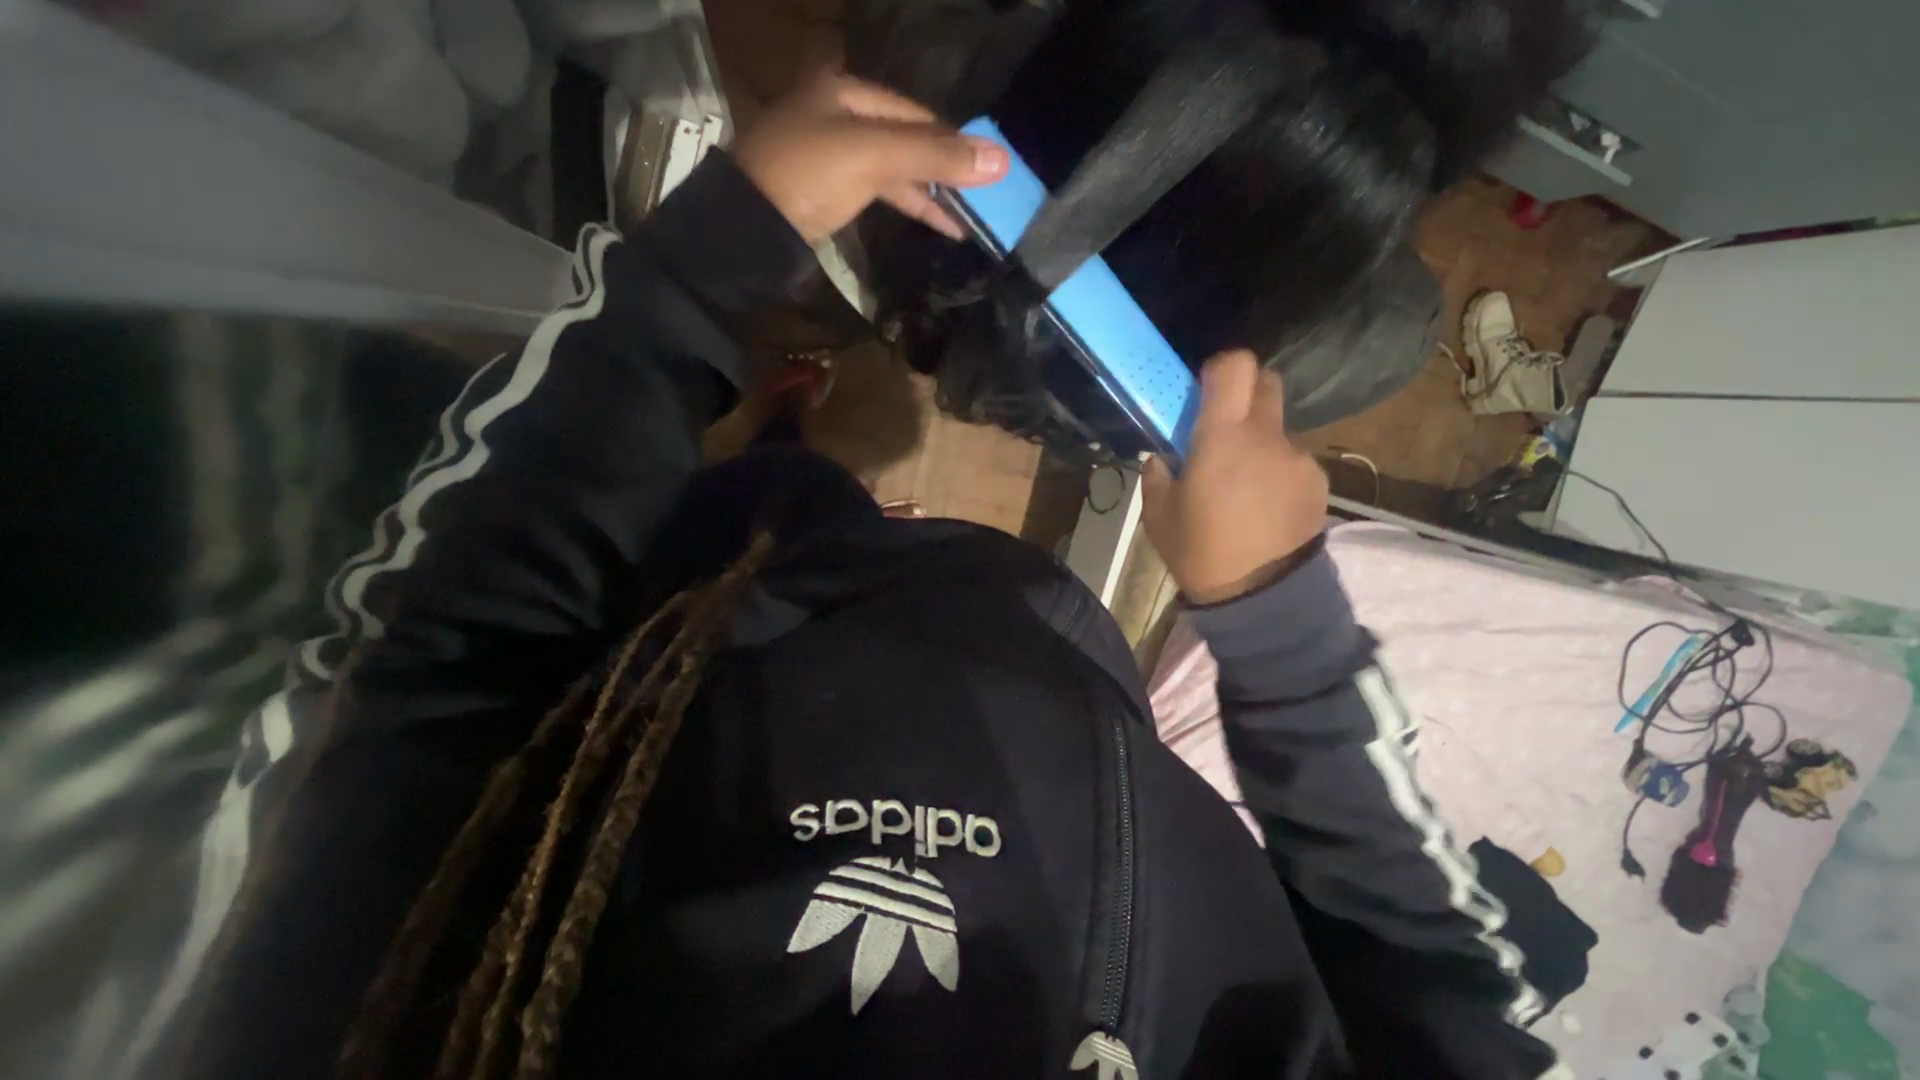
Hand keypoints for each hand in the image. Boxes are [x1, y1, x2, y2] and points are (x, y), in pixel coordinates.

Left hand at [730, 72, 1007, 244]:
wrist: (745, 228)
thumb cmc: (807, 175)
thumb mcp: (872, 157)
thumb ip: (934, 156)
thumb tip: (1000, 160)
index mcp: (844, 90)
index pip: (915, 111)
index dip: (953, 139)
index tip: (990, 168)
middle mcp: (840, 115)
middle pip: (908, 139)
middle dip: (947, 168)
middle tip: (988, 194)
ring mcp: (834, 156)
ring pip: (897, 169)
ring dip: (934, 192)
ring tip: (974, 216)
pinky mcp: (831, 192)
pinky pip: (882, 192)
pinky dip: (913, 206)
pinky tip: (944, 223)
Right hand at [1141, 351, 1328, 604]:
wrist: (1262, 598)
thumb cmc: (1200, 553)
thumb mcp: (1159, 517)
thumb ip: (1157, 477)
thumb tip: (1163, 459)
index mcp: (1222, 437)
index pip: (1235, 367)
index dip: (1220, 368)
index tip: (1205, 389)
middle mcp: (1266, 436)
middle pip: (1266, 383)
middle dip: (1245, 394)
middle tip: (1224, 427)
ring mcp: (1298, 458)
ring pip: (1279, 428)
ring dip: (1261, 442)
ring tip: (1245, 486)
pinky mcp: (1319, 482)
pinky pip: (1294, 461)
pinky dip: (1279, 472)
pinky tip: (1267, 507)